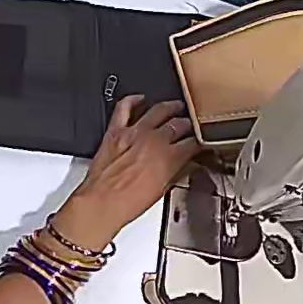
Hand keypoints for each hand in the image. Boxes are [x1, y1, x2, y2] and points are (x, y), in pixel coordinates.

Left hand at [54, 96, 198, 250]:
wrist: (101, 204)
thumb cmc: (128, 203)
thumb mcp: (162, 190)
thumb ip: (178, 171)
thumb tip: (187, 165)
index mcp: (170, 157)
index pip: (193, 142)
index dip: (200, 141)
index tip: (201, 141)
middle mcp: (154, 140)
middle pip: (179, 123)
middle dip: (189, 124)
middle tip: (191, 125)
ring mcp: (135, 132)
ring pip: (159, 109)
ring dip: (171, 107)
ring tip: (176, 107)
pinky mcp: (116, 130)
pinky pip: (125, 107)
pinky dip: (134, 100)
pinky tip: (141, 99)